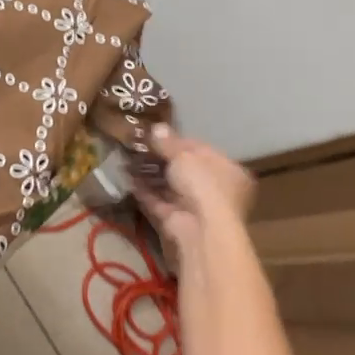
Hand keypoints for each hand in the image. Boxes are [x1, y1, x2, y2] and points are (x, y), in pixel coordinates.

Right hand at [136, 123, 254, 256]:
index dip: (177, 141)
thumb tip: (157, 127)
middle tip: (137, 146)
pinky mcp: (179, 219)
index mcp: (228, 170)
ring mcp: (197, 206)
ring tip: (126, 160)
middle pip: (184, 169)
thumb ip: (167, 141)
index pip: (201, 150)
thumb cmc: (202, 183)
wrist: (201, 227)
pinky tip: (126, 177)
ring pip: (169, 185)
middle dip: (159, 158)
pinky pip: (158, 200)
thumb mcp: (183, 154)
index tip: (155, 135)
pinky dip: (143, 190)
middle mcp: (217, 189)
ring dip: (148, 174)